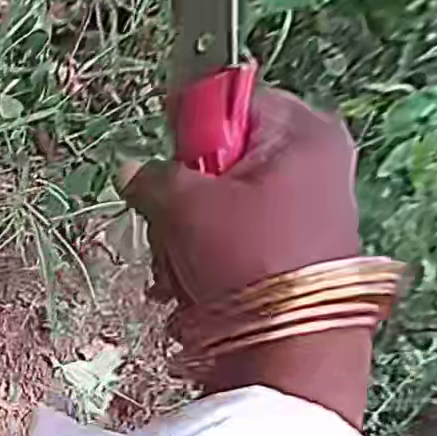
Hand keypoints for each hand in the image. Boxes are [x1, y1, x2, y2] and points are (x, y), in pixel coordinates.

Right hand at [120, 86, 374, 428]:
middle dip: (177, 201)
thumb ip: (155, 180)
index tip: (158, 160)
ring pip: (209, 208)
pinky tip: (188, 283)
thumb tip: (129, 169)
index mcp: (299, 134)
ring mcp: (296, 205)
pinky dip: (194, 261)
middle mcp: (307, 161)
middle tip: (169, 228)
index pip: (232, 103)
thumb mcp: (189, 209)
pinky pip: (220, 239)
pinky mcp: (280, 245)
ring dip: (177, 241)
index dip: (188, 126)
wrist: (285, 333)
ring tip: (178, 268)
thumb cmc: (244, 255)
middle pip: (215, 163)